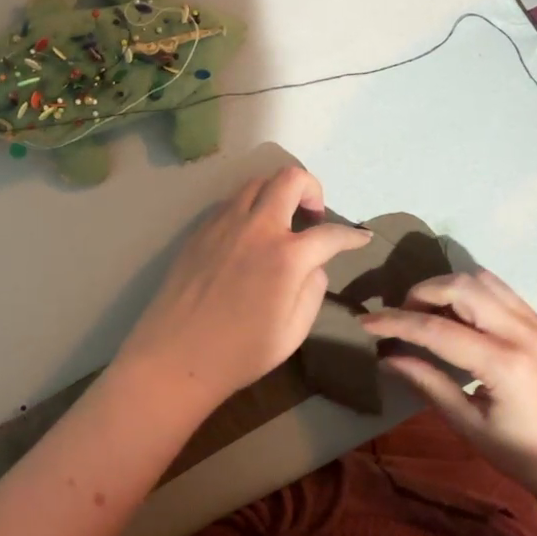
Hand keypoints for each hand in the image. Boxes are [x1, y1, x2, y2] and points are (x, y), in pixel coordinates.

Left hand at [114, 166, 372, 404]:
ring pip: (257, 182)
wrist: (176, 356)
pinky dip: (249, 207)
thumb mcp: (294, 331)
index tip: (361, 238)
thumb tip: (314, 265)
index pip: (330, 233)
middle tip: (313, 215)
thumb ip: (313, 289)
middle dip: (312, 188)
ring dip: (277, 192)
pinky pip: (231, 202)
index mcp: (286, 256)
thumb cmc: (240, 353)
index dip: (351, 235)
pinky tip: (249, 235)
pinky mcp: (200, 230)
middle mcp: (257, 228)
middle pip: (290, 179)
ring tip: (281, 221)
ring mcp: (224, 224)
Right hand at [361, 271, 536, 489]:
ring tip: (427, 312)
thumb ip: (428, 384)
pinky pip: (503, 292)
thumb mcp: (470, 426)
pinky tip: (458, 316)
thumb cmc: (525, 458)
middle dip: (422, 292)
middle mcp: (522, 332)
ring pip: (483, 280)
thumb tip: (387, 358)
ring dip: (447, 287)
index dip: (395, 322)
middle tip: (400, 316)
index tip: (365, 321)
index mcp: (503, 363)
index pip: (435, 328)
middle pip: (460, 286)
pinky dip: (472, 293)